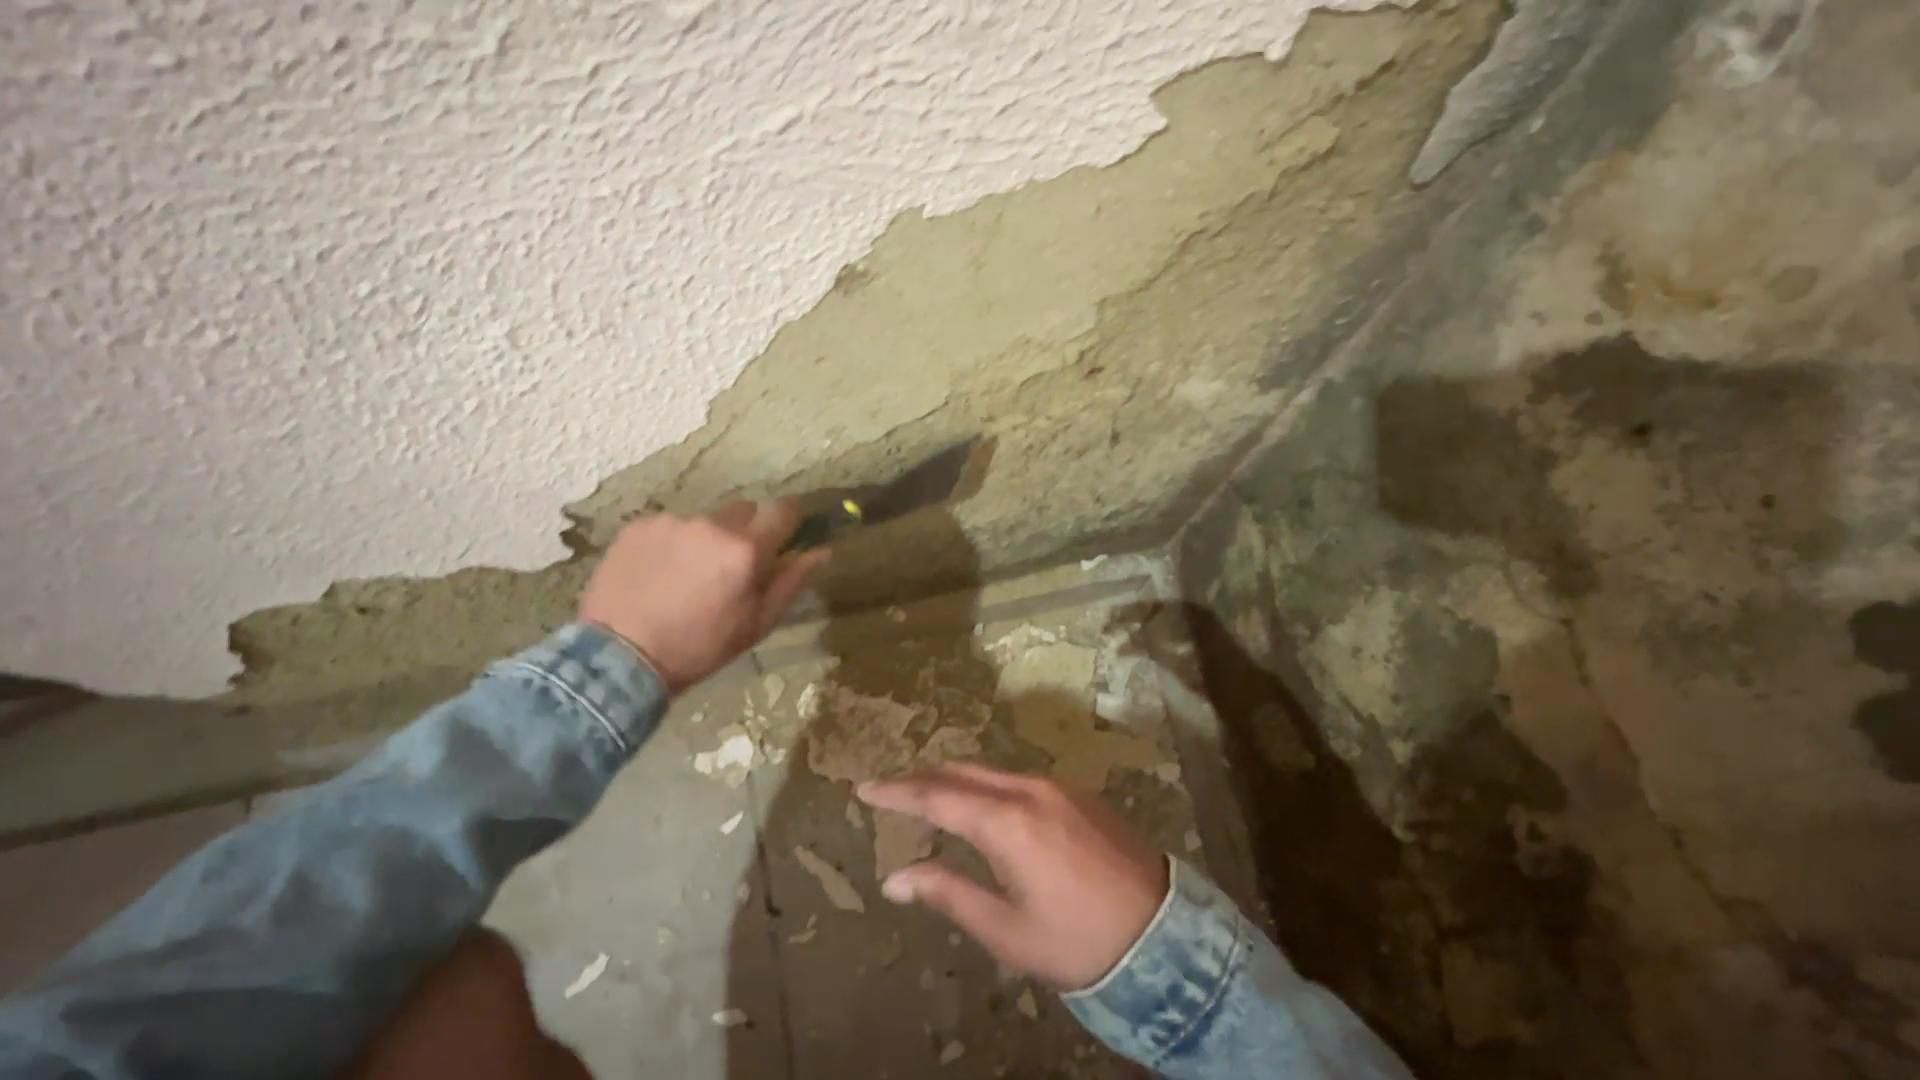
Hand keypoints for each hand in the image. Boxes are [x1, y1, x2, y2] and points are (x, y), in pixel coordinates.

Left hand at [577, 499, 827, 693]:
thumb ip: (790, 582)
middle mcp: (711, 524)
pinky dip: (671, 544)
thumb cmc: (699, 648)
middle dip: (745, 532)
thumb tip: (820, 551)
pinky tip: (658, 575)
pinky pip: (668, 527)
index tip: (787, 530)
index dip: (790, 516)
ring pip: (704, 520)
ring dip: (705, 539)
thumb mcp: (755, 624)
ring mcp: (671, 522)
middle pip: (743, 510)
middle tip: (732, 567)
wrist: (619, 657)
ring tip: (687, 576)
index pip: (783, 509)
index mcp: (746, 549)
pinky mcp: (638, 526)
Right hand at [857, 763, 1169, 991]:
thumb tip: (895, 879)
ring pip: (992, 771)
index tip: (864, 788)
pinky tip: (981, 805)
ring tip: (928, 797)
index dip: (896, 791)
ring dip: (956, 779)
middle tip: (890, 791)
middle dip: (922, 778)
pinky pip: (1019, 779)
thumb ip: (948, 893)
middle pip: (962, 772)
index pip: (937, 796)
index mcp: (1008, 822)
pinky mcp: (1080, 795)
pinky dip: (987, 785)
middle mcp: (1031, 791)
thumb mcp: (1006, 930)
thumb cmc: (1078, 941)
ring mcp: (1060, 788)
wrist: (1166, 937)